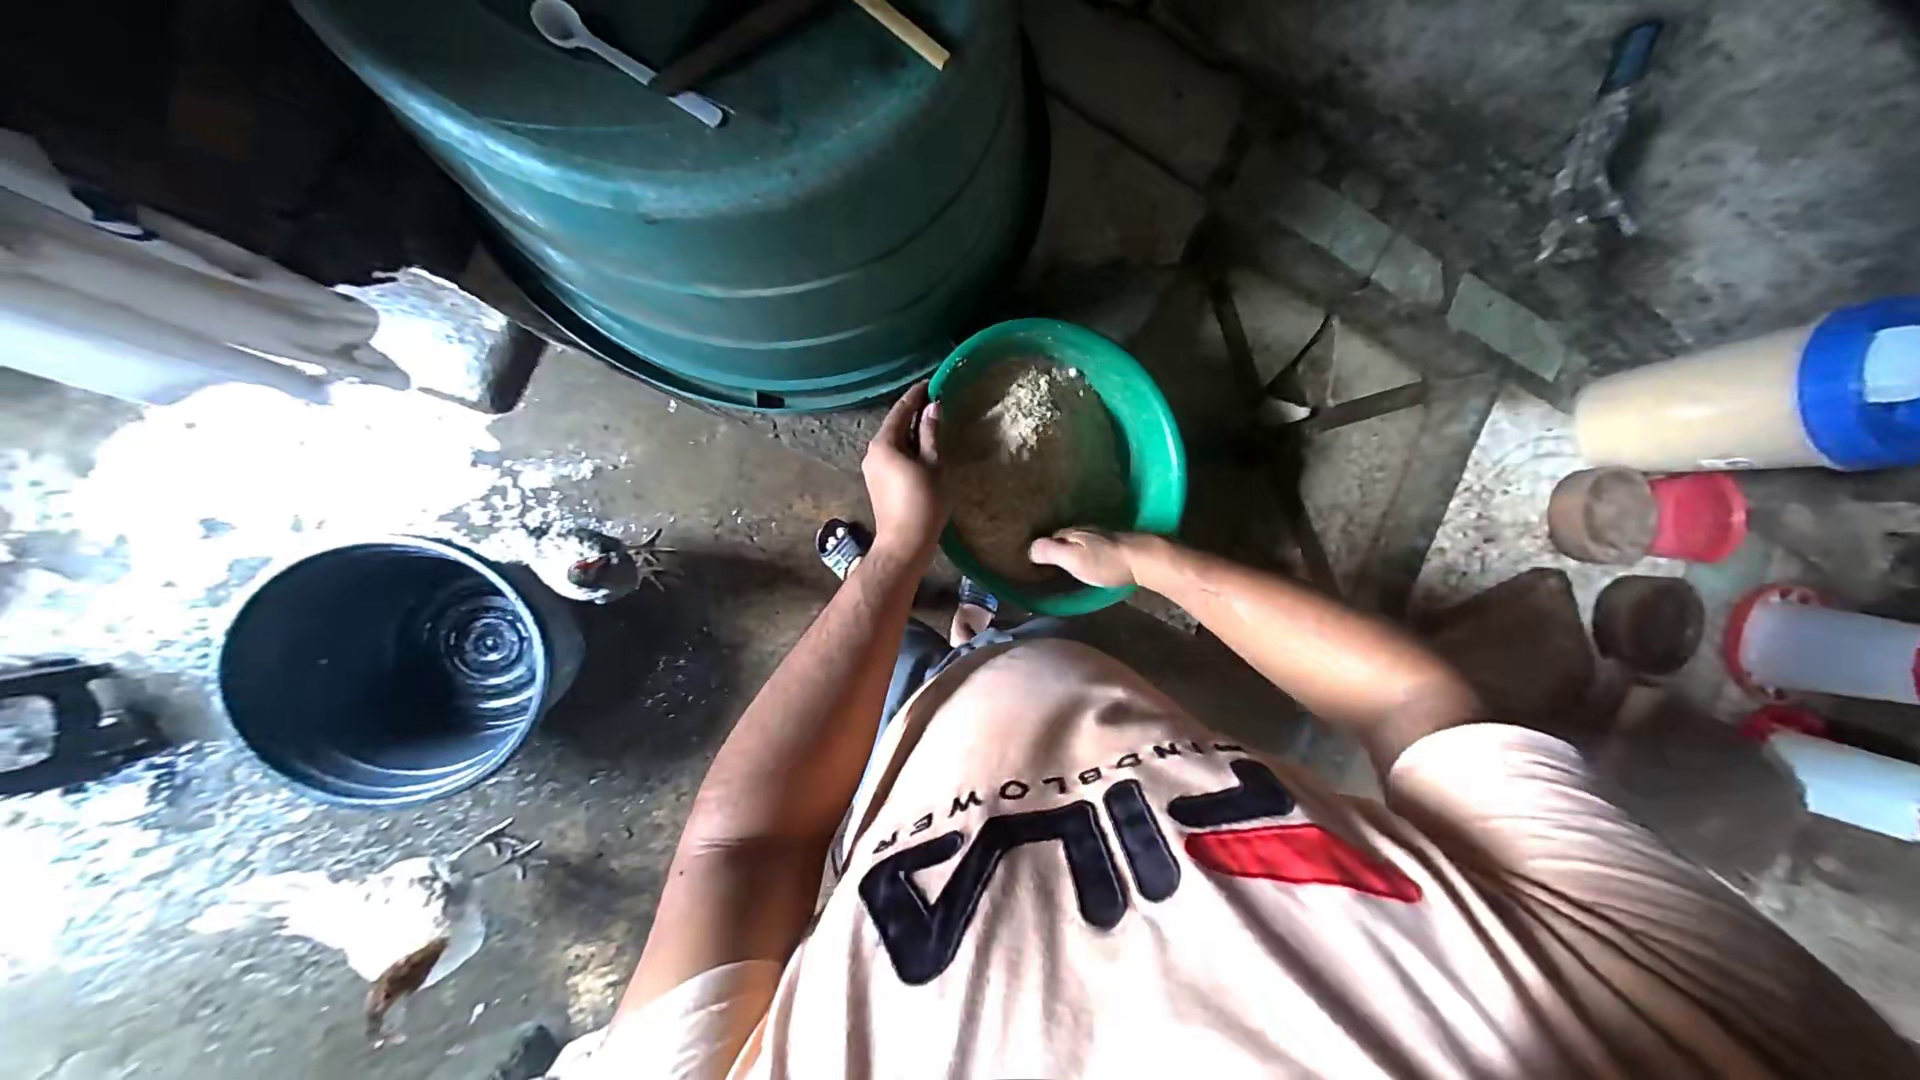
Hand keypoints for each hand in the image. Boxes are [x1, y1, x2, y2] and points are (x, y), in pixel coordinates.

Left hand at [863, 382, 945, 557]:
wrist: (904, 543)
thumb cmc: (922, 503)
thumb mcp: (933, 464)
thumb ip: (931, 434)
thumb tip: (933, 407)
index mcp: (884, 443)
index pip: (900, 410)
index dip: (917, 395)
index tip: (932, 383)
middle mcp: (872, 452)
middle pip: (895, 424)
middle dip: (914, 412)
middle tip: (936, 400)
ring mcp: (872, 468)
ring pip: (894, 441)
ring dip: (912, 431)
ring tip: (933, 422)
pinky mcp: (877, 482)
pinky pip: (893, 455)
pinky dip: (907, 446)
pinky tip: (923, 447)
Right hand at [1028, 528, 1141, 587]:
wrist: (1146, 559)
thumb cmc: (1106, 562)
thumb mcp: (1073, 560)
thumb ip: (1051, 552)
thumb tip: (1029, 548)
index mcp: (1072, 532)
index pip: (1050, 537)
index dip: (1042, 548)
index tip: (1035, 560)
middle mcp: (1086, 530)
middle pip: (1066, 538)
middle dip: (1057, 546)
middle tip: (1050, 563)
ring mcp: (1103, 536)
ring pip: (1081, 541)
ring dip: (1074, 550)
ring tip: (1068, 563)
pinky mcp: (1117, 545)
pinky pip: (1095, 547)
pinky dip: (1089, 553)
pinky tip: (1091, 561)